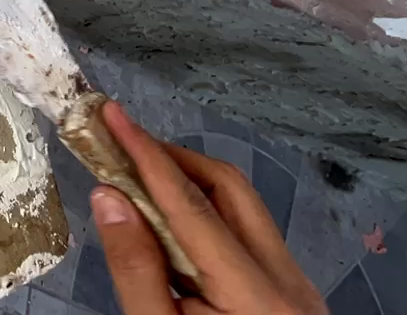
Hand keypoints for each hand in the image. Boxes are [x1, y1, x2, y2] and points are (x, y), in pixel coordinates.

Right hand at [89, 101, 327, 314]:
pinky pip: (245, 232)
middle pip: (228, 187)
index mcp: (256, 297)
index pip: (191, 203)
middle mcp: (289, 283)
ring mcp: (297, 290)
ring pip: (241, 206)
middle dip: (168, 155)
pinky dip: (200, 210)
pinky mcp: (291, 298)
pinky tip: (166, 226)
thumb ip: (136, 268)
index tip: (109, 111)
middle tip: (118, 143)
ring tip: (134, 180)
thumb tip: (108, 194)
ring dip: (184, 180)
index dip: (145, 151)